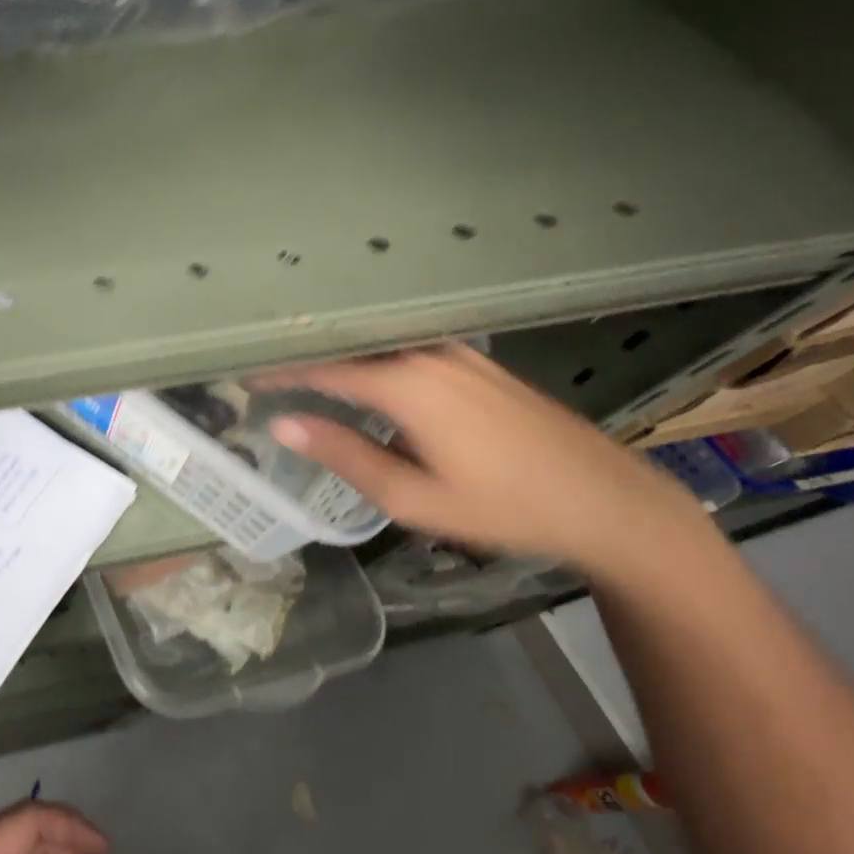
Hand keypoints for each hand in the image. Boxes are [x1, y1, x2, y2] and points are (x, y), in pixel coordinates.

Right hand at [259, 343, 710, 576]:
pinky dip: (375, 360)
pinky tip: (366, 379)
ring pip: (382, 346)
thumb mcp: (413, 497)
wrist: (612, 502)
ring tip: (303, 373)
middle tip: (263, 371)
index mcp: (408, 384)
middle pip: (351, 346)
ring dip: (341, 357)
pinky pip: (410, 351)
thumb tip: (281, 424)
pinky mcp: (481, 365)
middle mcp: (430, 355)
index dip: (277, 371)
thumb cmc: (506, 507)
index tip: (240, 376)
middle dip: (304, 357)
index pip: (322, 367)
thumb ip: (344, 455)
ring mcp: (461, 355)